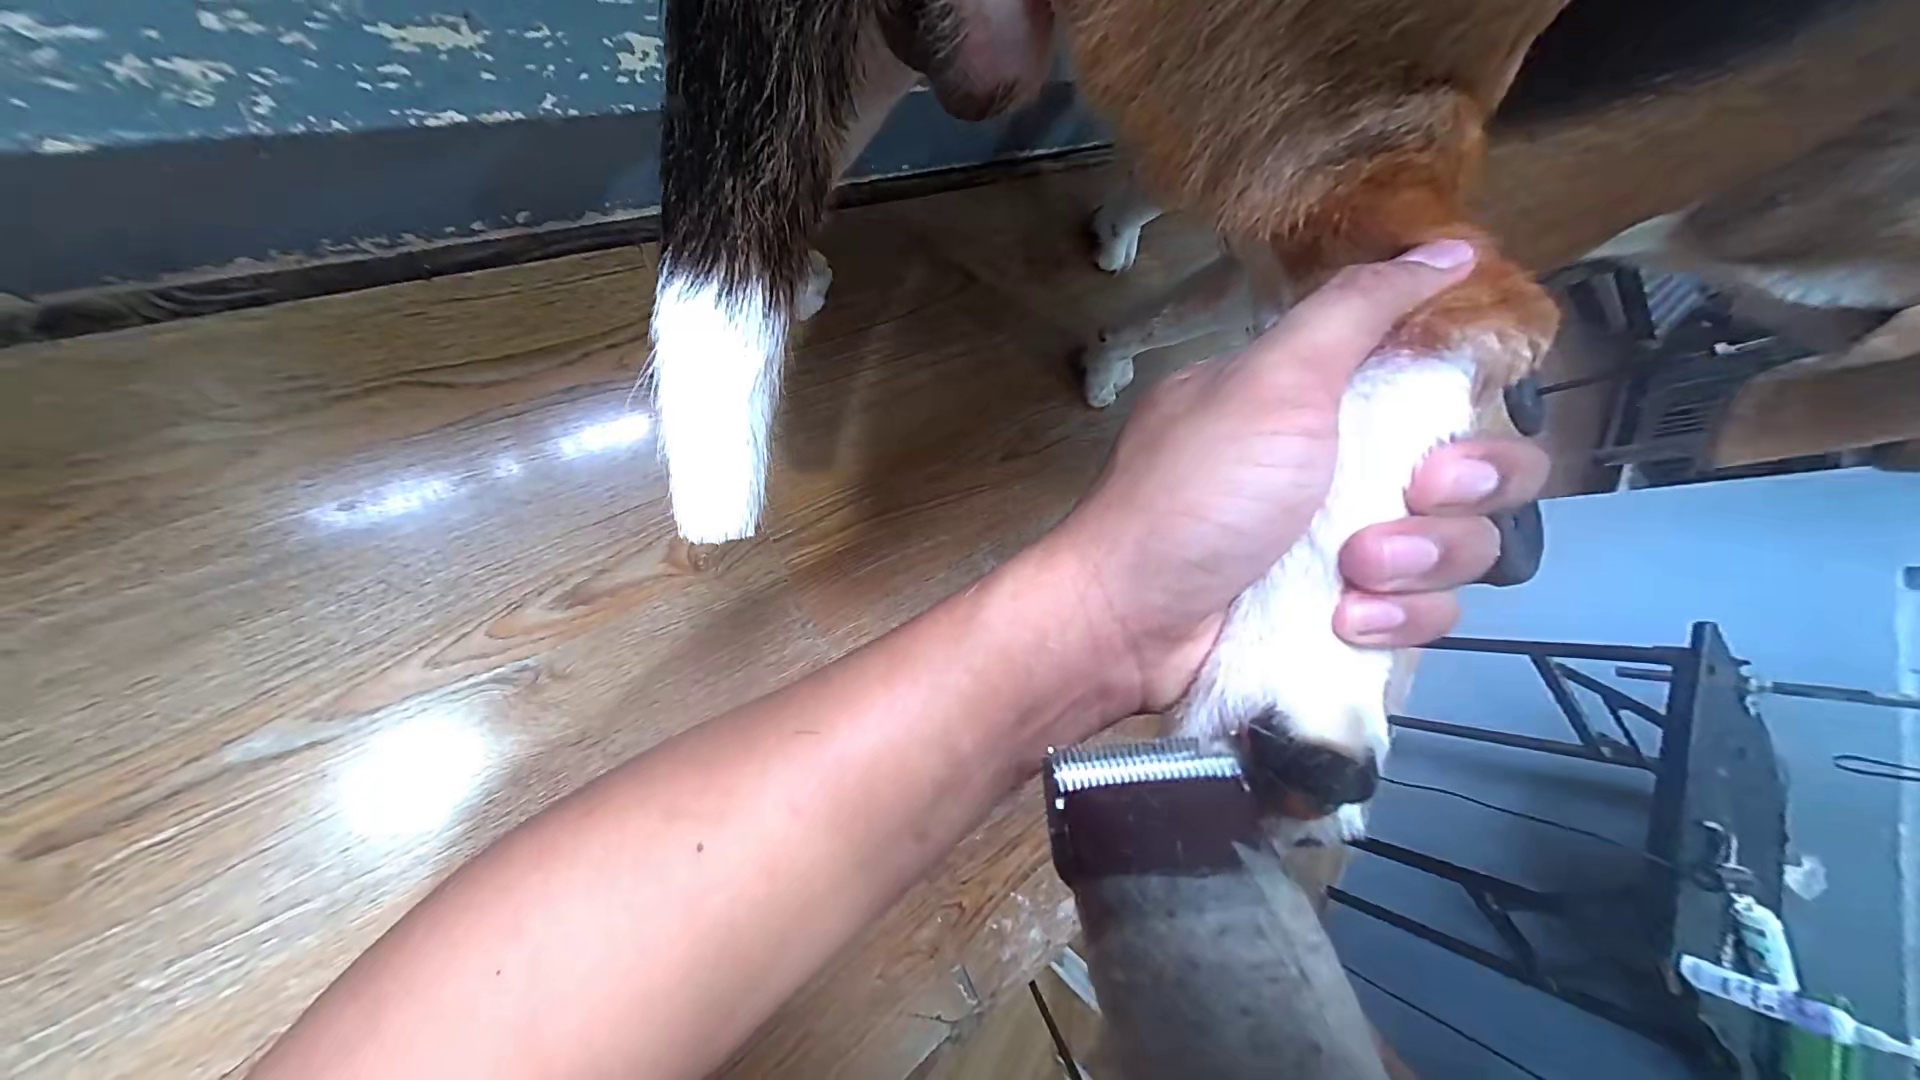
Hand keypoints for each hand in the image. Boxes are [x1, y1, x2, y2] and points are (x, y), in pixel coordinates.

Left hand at [1044, 240, 1549, 712]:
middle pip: (1471, 468)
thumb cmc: (1194, 495)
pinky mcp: (1337, 612)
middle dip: (1463, 487)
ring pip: (1456, 547)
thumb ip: (1353, 313)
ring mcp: (1336, 545)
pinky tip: (1341, 621)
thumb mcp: (1268, 384)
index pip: (1432, 383)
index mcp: (1313, 402)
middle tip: (1412, 494)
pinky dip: (1394, 621)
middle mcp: (1331, 469)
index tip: (1449, 421)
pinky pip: (1420, 614)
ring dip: (1420, 561)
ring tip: (1353, 571)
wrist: (1131, 617)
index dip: (1464, 401)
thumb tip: (1444, 248)